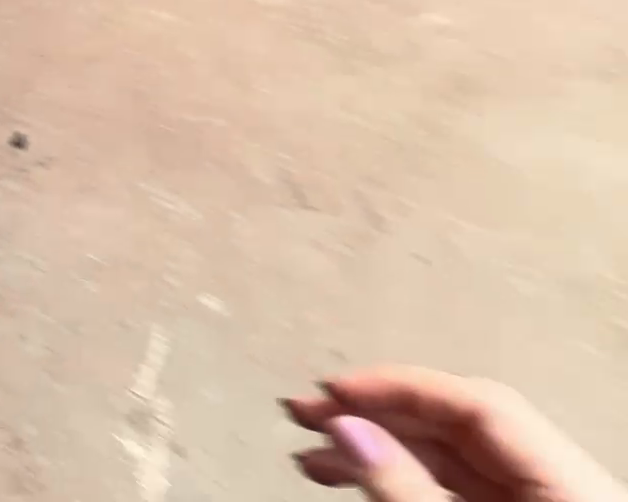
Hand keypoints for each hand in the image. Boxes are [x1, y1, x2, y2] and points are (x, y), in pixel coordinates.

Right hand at [283, 366, 626, 501]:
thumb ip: (404, 489)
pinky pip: (448, 487)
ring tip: (307, 456)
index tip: (329, 391)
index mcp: (576, 491)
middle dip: (372, 415)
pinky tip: (342, 478)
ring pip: (445, 457)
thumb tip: (342, 424)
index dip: (399, 386)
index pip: (479, 404)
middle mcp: (563, 491)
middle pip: (456, 427)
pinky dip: (392, 474)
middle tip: (302, 415)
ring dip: (369, 446)